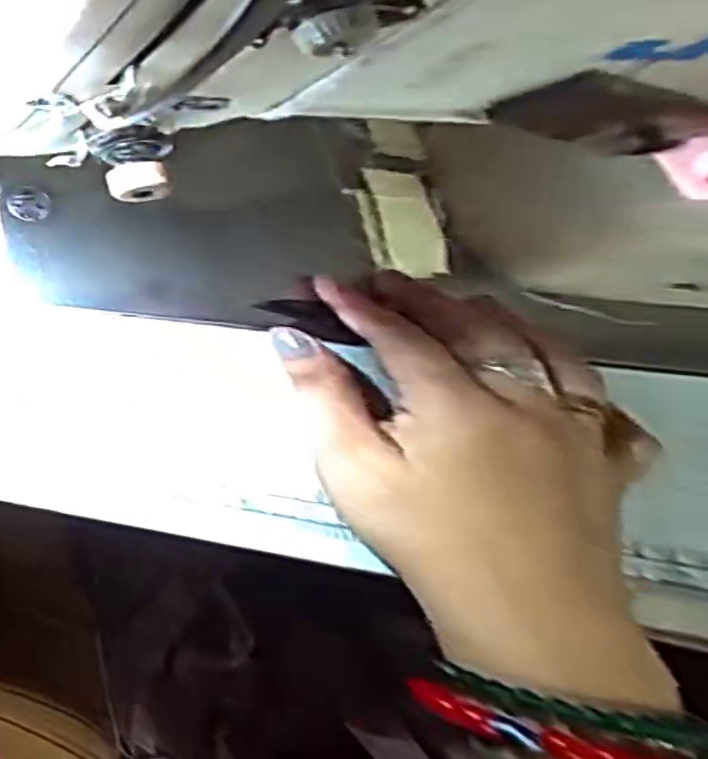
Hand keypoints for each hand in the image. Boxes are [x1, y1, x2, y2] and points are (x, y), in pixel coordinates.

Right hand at [272, 272, 678, 710]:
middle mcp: (524, 403)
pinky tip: (551, 378)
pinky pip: (605, 405)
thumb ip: (320, 394)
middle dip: (421, 298)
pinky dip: (573, 378)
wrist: (526, 617)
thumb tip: (291, 337)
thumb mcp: (349, 465)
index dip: (358, 305)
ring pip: (547, 352)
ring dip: (498, 320)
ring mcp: (577, 432)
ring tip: (463, 305)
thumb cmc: (420, 534)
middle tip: (381, 280)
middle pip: (473, 330)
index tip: (323, 282)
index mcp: (457, 404)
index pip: (401, 335)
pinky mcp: (606, 464)